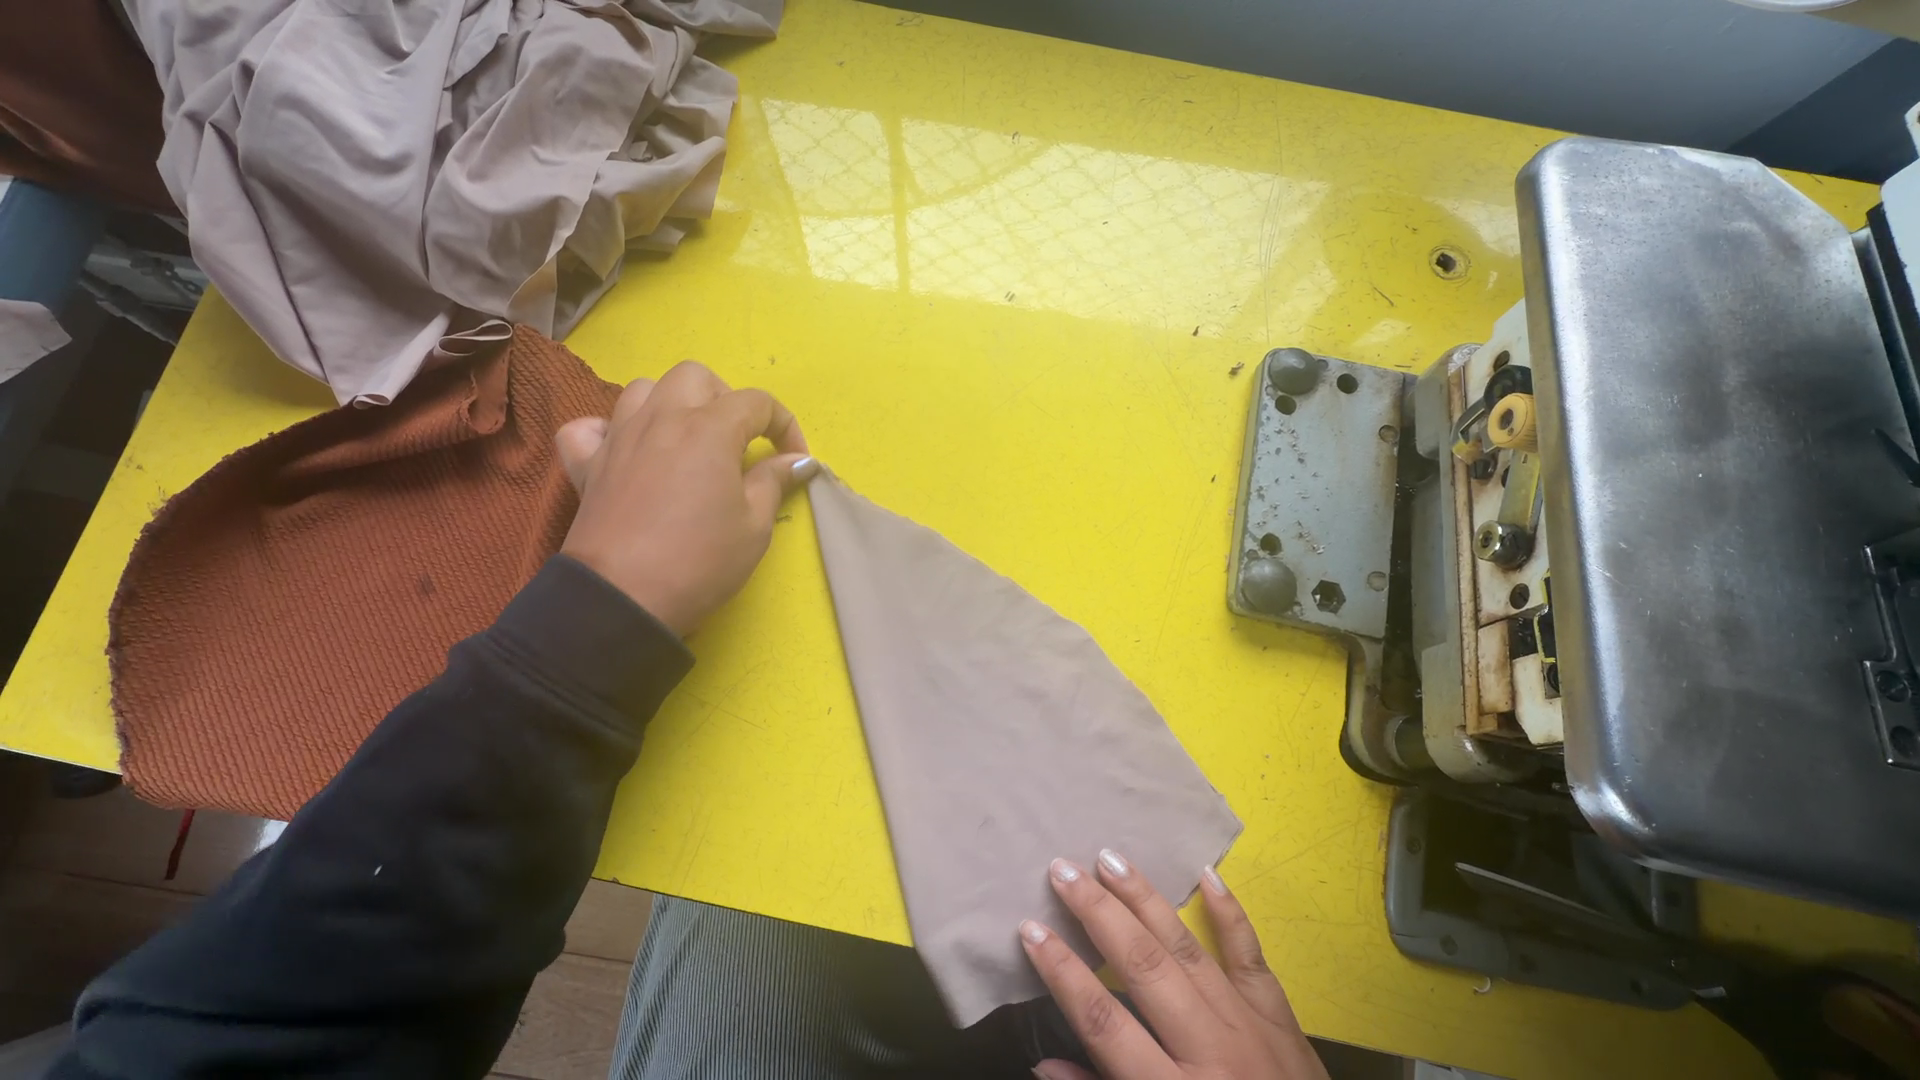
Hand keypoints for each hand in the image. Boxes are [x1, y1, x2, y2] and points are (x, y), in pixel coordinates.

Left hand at [554, 362, 817, 635]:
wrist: (622, 598)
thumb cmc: (699, 561)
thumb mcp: (754, 526)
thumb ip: (774, 481)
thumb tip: (797, 461)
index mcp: (709, 429)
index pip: (757, 402)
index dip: (785, 425)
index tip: (793, 460)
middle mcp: (662, 418)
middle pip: (695, 376)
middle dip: (724, 398)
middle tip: (738, 440)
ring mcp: (619, 437)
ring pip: (643, 389)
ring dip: (671, 404)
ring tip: (686, 440)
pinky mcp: (586, 464)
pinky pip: (589, 426)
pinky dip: (608, 430)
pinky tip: (625, 451)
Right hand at [1019, 852, 1329, 1079]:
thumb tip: (1042, 1064)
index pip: (1104, 1022)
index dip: (1063, 974)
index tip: (1030, 930)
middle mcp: (1210, 1050)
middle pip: (1144, 968)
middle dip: (1098, 914)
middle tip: (1063, 869)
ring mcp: (1248, 1026)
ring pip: (1187, 949)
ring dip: (1145, 900)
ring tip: (1110, 858)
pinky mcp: (1279, 1017)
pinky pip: (1250, 956)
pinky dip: (1231, 914)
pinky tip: (1207, 874)